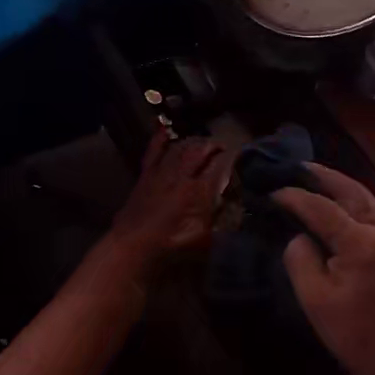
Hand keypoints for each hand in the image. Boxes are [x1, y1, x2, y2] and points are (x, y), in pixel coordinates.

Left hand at [103, 129, 228, 269]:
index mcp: (198, 191)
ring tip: (202, 142)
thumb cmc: (172, 245)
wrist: (133, 243)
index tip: (241, 156)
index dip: (232, 159)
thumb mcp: (205, 240)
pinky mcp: (146, 174)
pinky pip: (153, 151)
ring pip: (179, 148)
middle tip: (222, 147)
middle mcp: (180, 175)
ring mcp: (161, 172)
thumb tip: (238, 213)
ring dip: (192, 142)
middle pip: (199, 151)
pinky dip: (159, 138)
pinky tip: (164, 128)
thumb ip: (222, 223)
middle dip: (213, 146)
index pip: (220, 166)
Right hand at [277, 164, 374, 374]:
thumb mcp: (315, 301)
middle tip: (298, 167)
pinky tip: (350, 210)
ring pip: (373, 203)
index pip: (320, 207)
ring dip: (346, 188)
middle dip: (324, 177)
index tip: (270, 192)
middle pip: (354, 193)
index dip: (293, 196)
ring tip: (322, 181)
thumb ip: (301, 259)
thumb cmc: (361, 338)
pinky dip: (362, 204)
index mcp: (362, 242)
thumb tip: (302, 239)